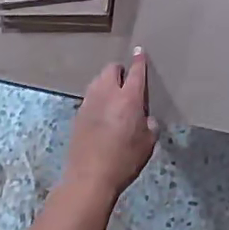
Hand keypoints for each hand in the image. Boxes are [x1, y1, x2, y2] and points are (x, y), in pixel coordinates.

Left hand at [63, 49, 157, 200]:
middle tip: (126, 82)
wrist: (89, 178)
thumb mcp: (148, 143)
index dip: (139, 60)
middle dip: (119, 71)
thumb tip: (146, 119)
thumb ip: (150, 125)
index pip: (136, 71)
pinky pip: (90, 97)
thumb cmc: (124, 160)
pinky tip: (102, 113)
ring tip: (114, 96)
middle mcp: (107, 94)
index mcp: (129, 98)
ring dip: (107, 83)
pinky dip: (98, 98)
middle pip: (111, 69)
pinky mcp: (78, 114)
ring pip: (98, 81)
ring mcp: (89, 103)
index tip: (139, 51)